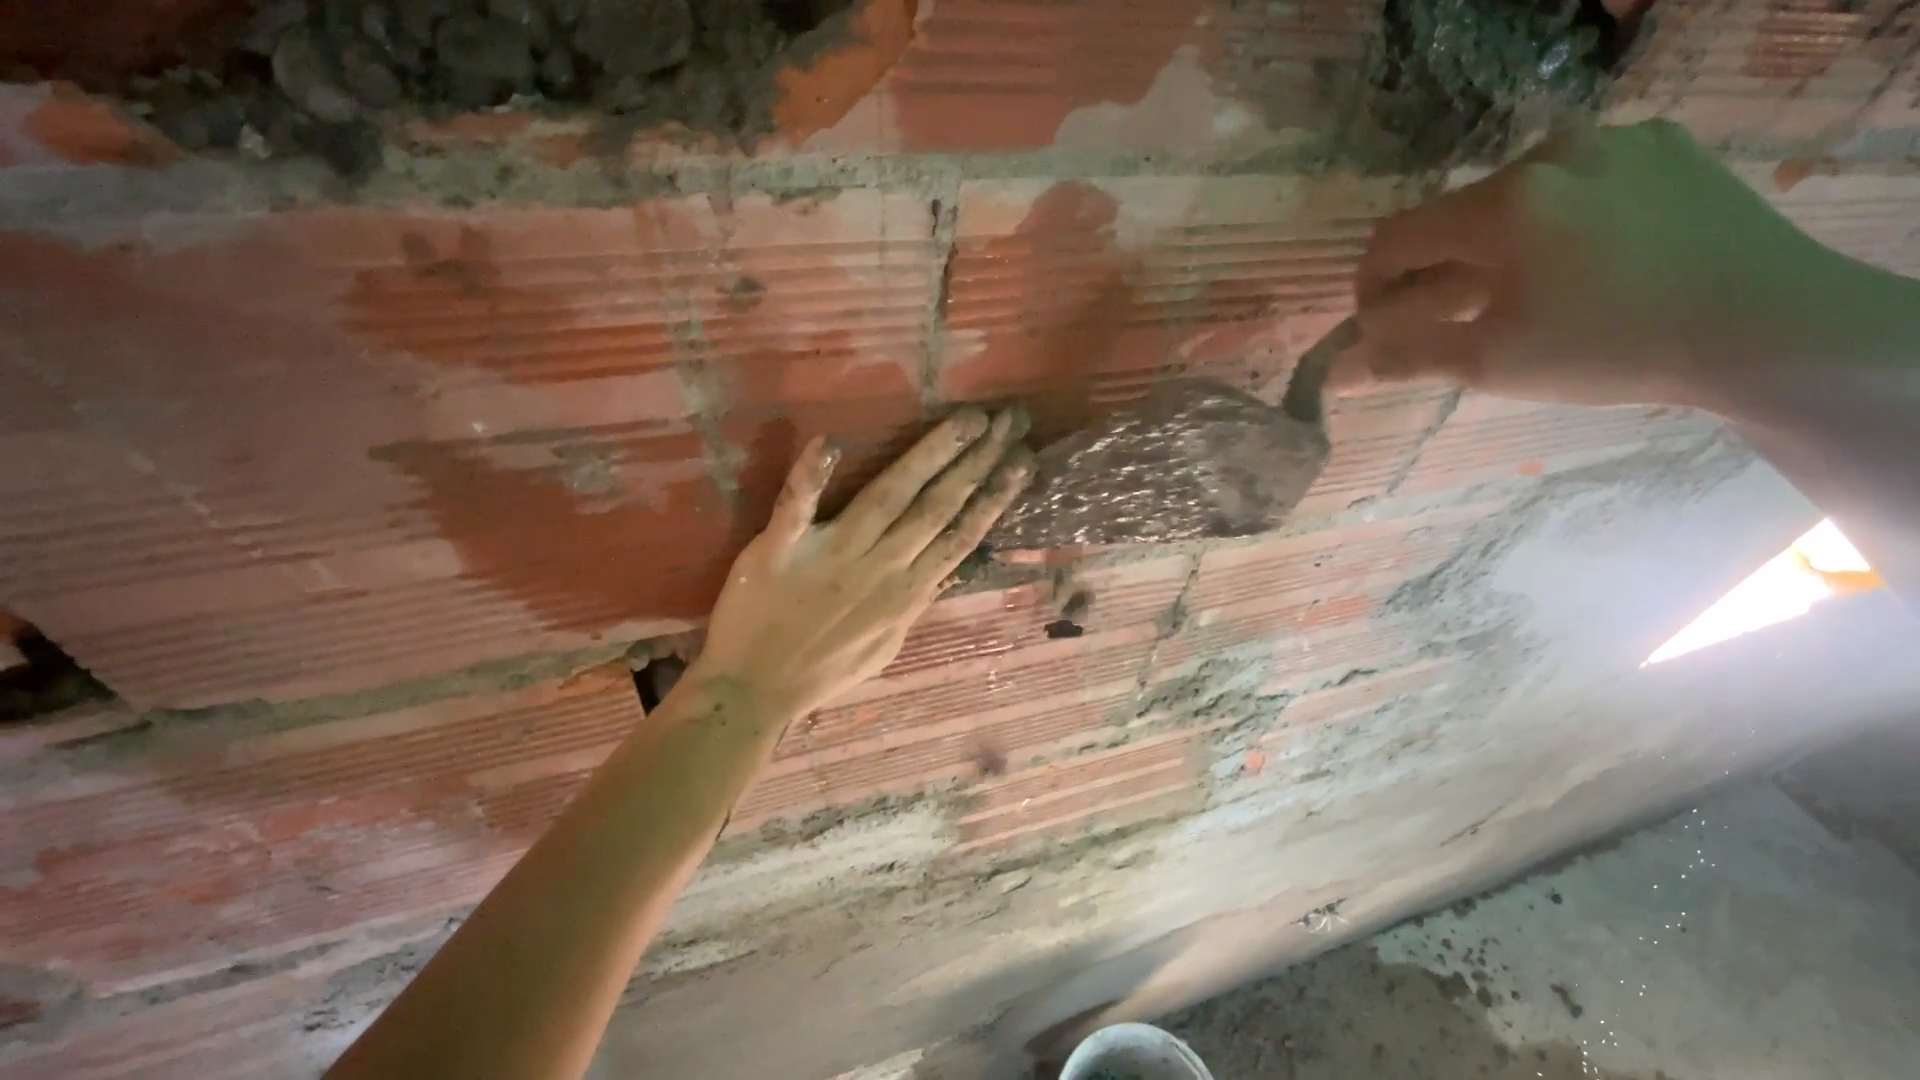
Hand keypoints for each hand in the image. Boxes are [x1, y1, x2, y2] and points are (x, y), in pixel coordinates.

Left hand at [689, 407, 1033, 719]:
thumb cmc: (822, 669)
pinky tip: (829, 441)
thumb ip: (915, 602)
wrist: (754, 689)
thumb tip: (948, 567)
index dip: (993, 497)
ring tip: (965, 420)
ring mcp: (830, 554)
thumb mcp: (886, 645)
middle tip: (1007, 420)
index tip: (1020, 460)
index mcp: (905, 592)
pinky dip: (811, 475)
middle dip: (975, 461)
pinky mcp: (779, 548)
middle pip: (936, 506)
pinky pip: (797, 505)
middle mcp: (878, 567)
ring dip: (930, 455)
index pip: (960, 536)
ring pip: (889, 496)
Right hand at [1353, 120, 1833, 407]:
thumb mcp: (1492, 363)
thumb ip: (1405, 357)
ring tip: (1521, 288)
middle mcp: (1550, 152)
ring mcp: (1614, 140)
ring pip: (1515, 194)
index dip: (1371, 284)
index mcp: (1500, 203)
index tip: (1377, 322)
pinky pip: (1578, 177)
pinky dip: (1557, 216)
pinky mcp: (1665, 144)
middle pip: (1454, 214)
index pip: (1395, 237)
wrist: (1770, 326)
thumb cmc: (1611, 348)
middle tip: (1450, 317)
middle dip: (1435, 268)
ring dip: (1494, 241)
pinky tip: (1582, 256)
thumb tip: (1336, 371)